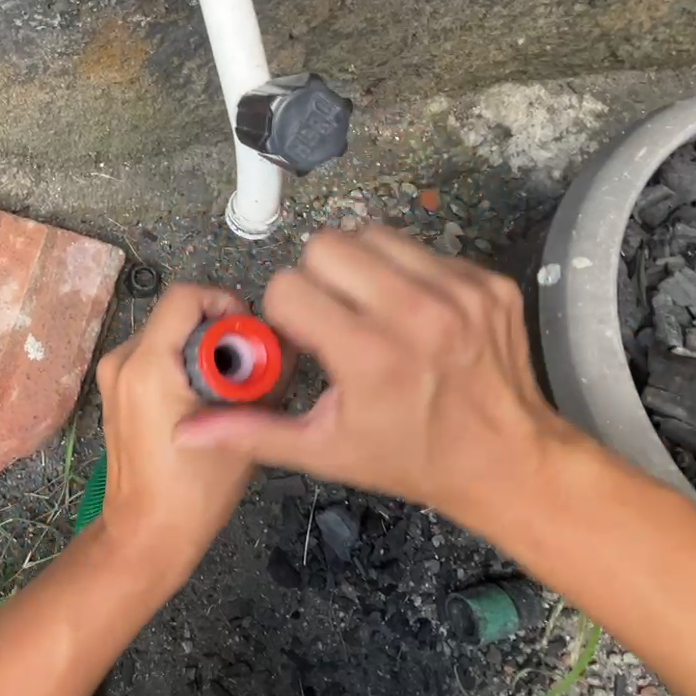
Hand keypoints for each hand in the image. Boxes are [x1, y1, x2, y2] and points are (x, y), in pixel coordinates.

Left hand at [94, 284, 257, 580]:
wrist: (146, 532)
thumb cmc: (195, 490)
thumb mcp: (243, 428)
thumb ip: (267, 376)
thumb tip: (284, 340)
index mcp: (148, 365)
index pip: (185, 296)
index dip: (224, 301)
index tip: (251, 332)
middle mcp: (122, 361)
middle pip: (176, 314)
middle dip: (218, 329)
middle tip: (250, 362)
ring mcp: (112, 375)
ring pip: (166, 334)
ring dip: (201, 347)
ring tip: (231, 385)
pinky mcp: (114, 390)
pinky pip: (154, 355)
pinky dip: (182, 363)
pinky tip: (205, 397)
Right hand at [174, 227, 587, 527]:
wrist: (510, 461)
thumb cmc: (410, 457)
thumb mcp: (324, 451)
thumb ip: (250, 431)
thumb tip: (185, 431)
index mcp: (369, 356)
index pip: (289, 286)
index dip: (285, 311)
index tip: (305, 337)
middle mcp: (416, 313)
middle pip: (326, 245)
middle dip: (316, 277)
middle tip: (333, 316)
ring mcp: (459, 291)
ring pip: (370, 233)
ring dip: (357, 265)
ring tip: (368, 308)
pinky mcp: (487, 281)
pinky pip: (419, 246)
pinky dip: (402, 271)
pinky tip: (410, 311)